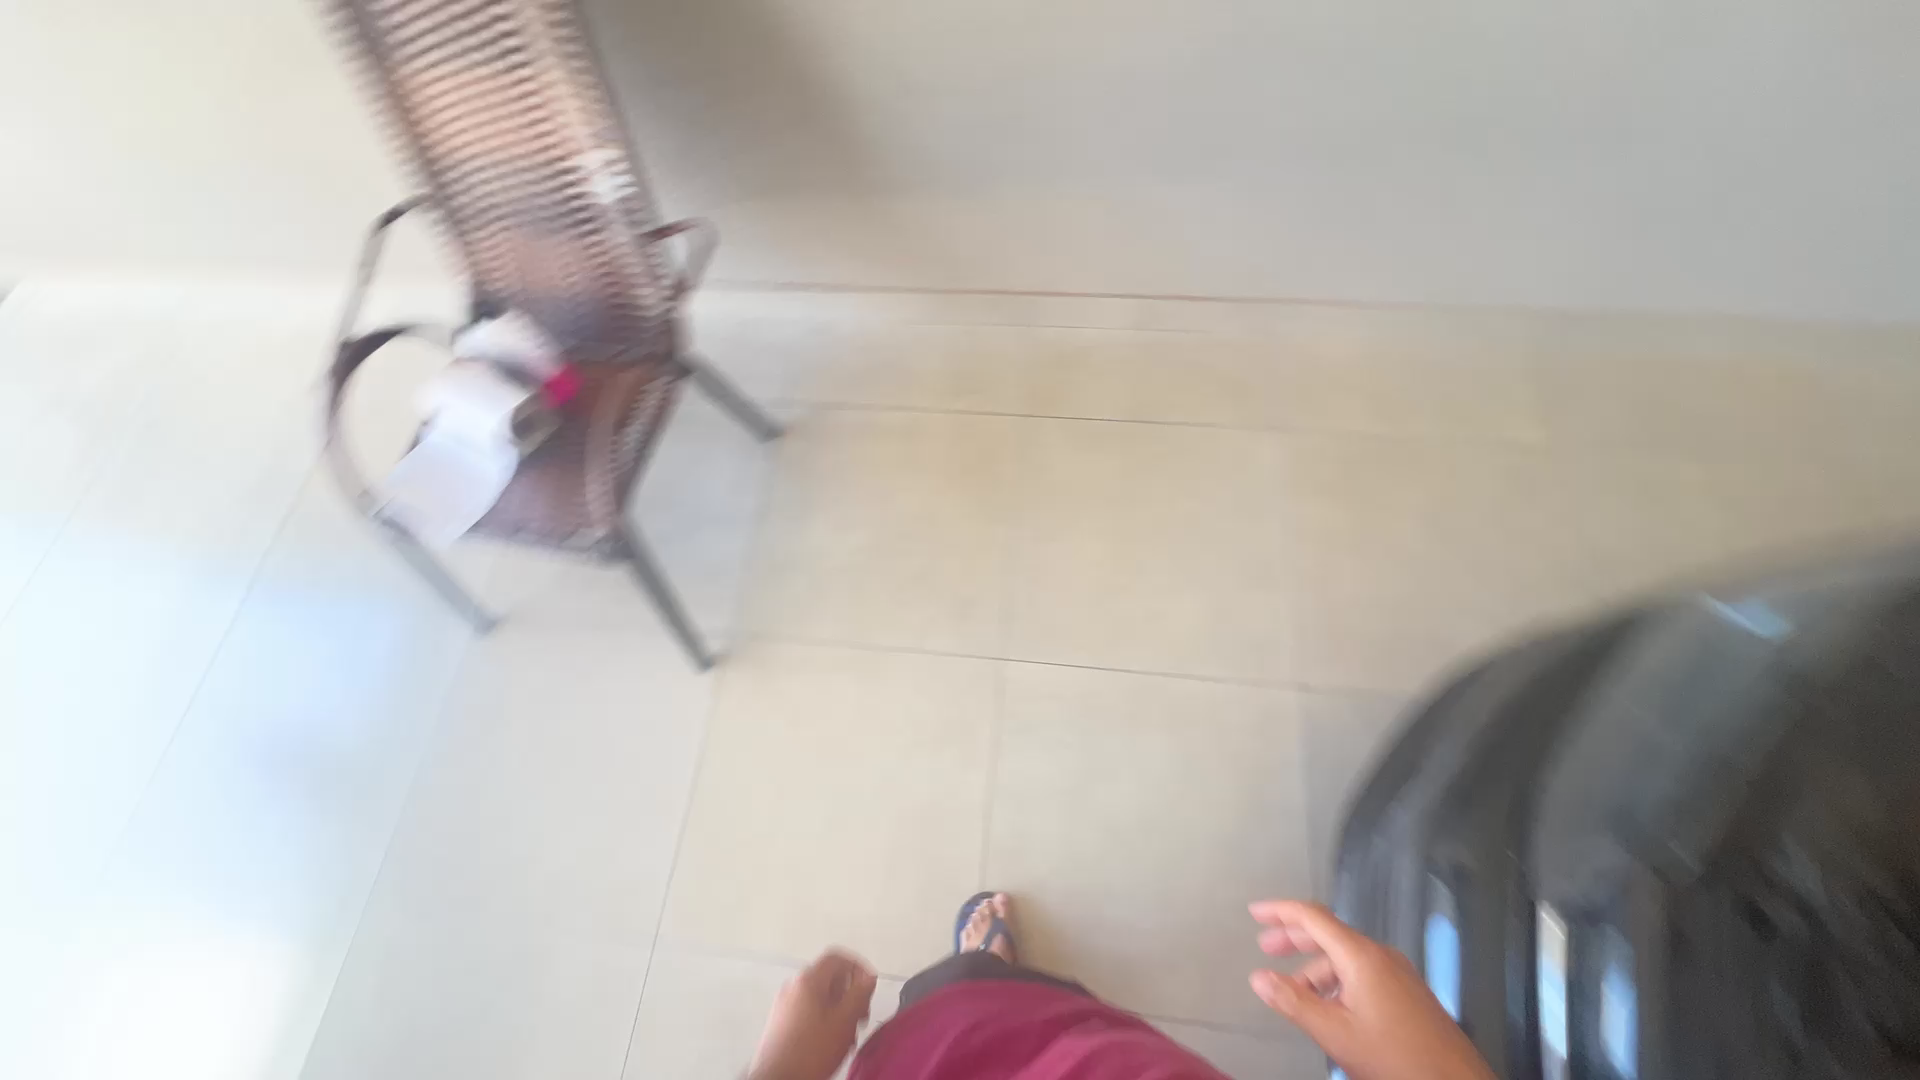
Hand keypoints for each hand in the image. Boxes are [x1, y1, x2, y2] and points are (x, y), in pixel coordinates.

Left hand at [748, 949, 877, 1079]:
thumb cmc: (812, 1050)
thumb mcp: (844, 1021)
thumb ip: (860, 994)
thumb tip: (869, 977)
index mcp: (808, 979)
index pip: (837, 958)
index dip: (858, 967)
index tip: (870, 987)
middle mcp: (793, 985)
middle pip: (828, 978)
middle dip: (849, 994)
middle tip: (861, 1016)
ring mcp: (783, 1003)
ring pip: (819, 996)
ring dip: (838, 1010)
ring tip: (847, 1034)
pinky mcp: (779, 1022)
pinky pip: (807, 1010)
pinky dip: (823, 1018)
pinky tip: (830, 1040)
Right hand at [1249, 899, 1493, 1079]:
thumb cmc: (1396, 1062)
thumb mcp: (1336, 1034)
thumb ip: (1293, 1002)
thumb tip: (1257, 977)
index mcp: (1361, 956)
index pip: (1312, 917)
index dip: (1280, 911)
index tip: (1253, 914)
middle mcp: (1381, 955)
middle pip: (1329, 933)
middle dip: (1294, 937)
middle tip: (1265, 948)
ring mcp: (1399, 974)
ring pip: (1346, 958)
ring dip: (1315, 967)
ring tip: (1295, 993)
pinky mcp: (1410, 995)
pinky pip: (1363, 973)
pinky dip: (1337, 981)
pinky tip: (1330, 1008)